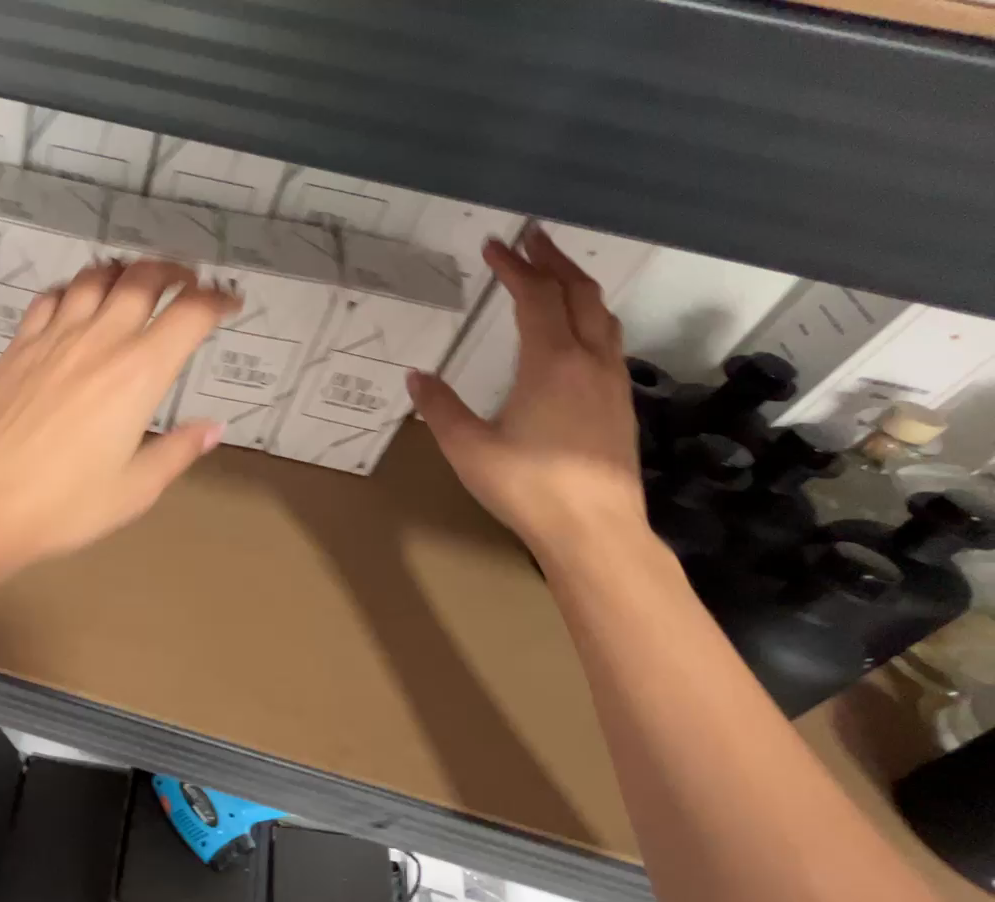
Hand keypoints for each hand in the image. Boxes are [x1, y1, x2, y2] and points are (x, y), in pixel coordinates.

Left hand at [0, 259, 236, 572]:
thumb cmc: (63, 508)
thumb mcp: (134, 491)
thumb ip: (175, 452)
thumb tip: (212, 429)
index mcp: (139, 374)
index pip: (190, 314)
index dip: (217, 300)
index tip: (229, 304)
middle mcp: (99, 342)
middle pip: (143, 279)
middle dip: (174, 272)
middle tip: (187, 284)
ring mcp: (52, 339)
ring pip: (94, 279)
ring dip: (123, 272)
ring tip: (134, 284)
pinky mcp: (17, 348)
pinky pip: (49, 299)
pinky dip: (72, 290)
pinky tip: (75, 304)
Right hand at [406, 230, 648, 565]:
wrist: (593, 528)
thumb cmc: (526, 487)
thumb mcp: (468, 448)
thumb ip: (440, 408)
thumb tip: (416, 377)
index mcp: (551, 364)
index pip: (535, 298)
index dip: (515, 268)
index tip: (496, 245)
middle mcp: (589, 361)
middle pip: (579, 293)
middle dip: (555, 261)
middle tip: (533, 239)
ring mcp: (611, 381)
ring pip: (602, 315)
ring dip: (578, 286)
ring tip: (556, 274)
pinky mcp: (619, 403)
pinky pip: (609, 340)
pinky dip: (590, 317)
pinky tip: (577, 332)